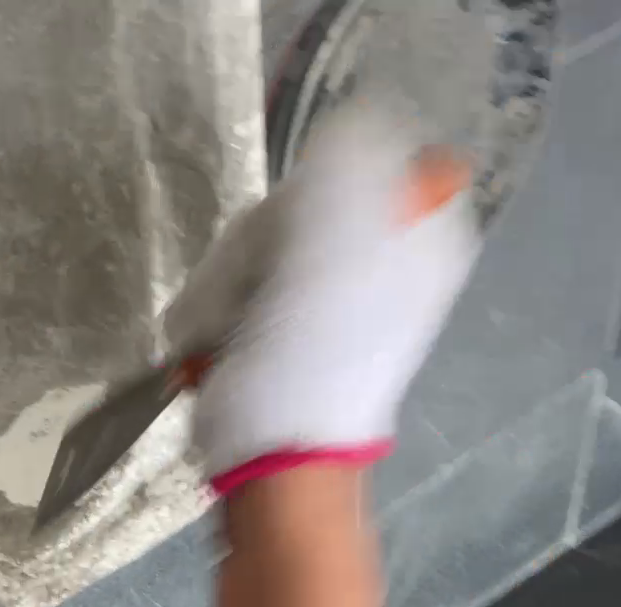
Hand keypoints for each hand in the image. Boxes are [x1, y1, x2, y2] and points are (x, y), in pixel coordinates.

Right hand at [166, 109, 480, 493]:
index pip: (355, 166)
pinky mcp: (281, 335)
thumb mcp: (327, 264)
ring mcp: (326, 303)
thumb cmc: (299, 373)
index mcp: (410, 237)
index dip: (302, 198)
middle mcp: (377, 262)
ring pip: (258, 256)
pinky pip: (240, 297)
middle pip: (297, 212)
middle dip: (248, 253)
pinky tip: (210, 349)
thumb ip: (343, 182)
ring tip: (214, 334)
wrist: (271, 464)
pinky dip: (216, 320)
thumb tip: (348, 128)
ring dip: (221, 292)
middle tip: (239, 296)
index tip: (279, 241)